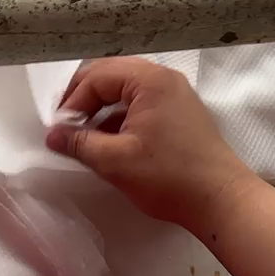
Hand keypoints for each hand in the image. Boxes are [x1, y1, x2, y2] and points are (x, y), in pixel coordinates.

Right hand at [45, 57, 260, 232]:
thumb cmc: (168, 177)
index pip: (97, 77)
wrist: (223, 201)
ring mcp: (174, 91)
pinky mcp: (180, 109)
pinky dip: (120, 113)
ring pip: (125, 87)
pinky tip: (110, 137)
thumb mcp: (116, 161)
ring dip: (101, 105)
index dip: (73, 102)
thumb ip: (80, 143)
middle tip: (66, 124)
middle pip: (111, 74)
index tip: (59, 129)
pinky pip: (141, 99)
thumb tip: (52, 134)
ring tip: (85, 132)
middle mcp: (162, 76)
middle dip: (84, 98)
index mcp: (148, 79)